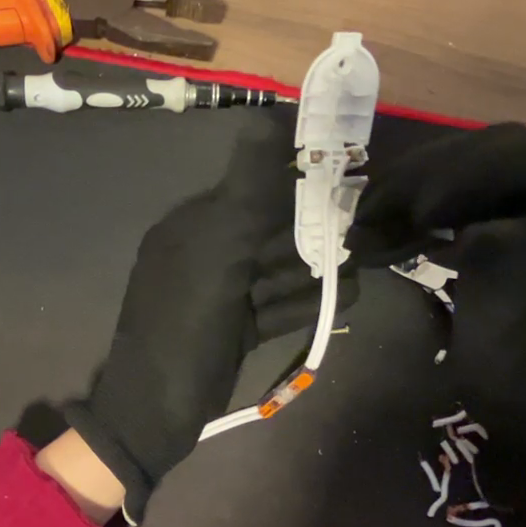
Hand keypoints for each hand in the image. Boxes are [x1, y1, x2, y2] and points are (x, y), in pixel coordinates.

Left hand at [65, 119, 354, 524]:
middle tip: (372, 222)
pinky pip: (274, 306)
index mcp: (192, 227)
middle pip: (270, 230)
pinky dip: (307, 301)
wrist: (152, 414)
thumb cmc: (182, 329)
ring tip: (370, 260)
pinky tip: (347, 296)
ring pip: (277, 270)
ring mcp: (219, 296)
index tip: (350, 166)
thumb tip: (268, 112)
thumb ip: (245, 189)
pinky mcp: (232, 332)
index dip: (298, 175)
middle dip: (318, 227)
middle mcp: (205, 255)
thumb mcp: (214, 253)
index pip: (252, 185)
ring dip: (321, 266)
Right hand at [349, 128, 525, 503]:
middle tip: (377, 217)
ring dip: (413, 179)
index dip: (497, 169)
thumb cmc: (525, 387)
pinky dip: (408, 191)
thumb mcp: (506, 359)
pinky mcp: (498, 209)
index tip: (430, 214)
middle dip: (437, 173)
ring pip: (476, 153)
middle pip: (509, 145)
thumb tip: (483, 225)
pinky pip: (454, 176)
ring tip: (367, 220)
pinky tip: (376, 219)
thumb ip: (500, 294)